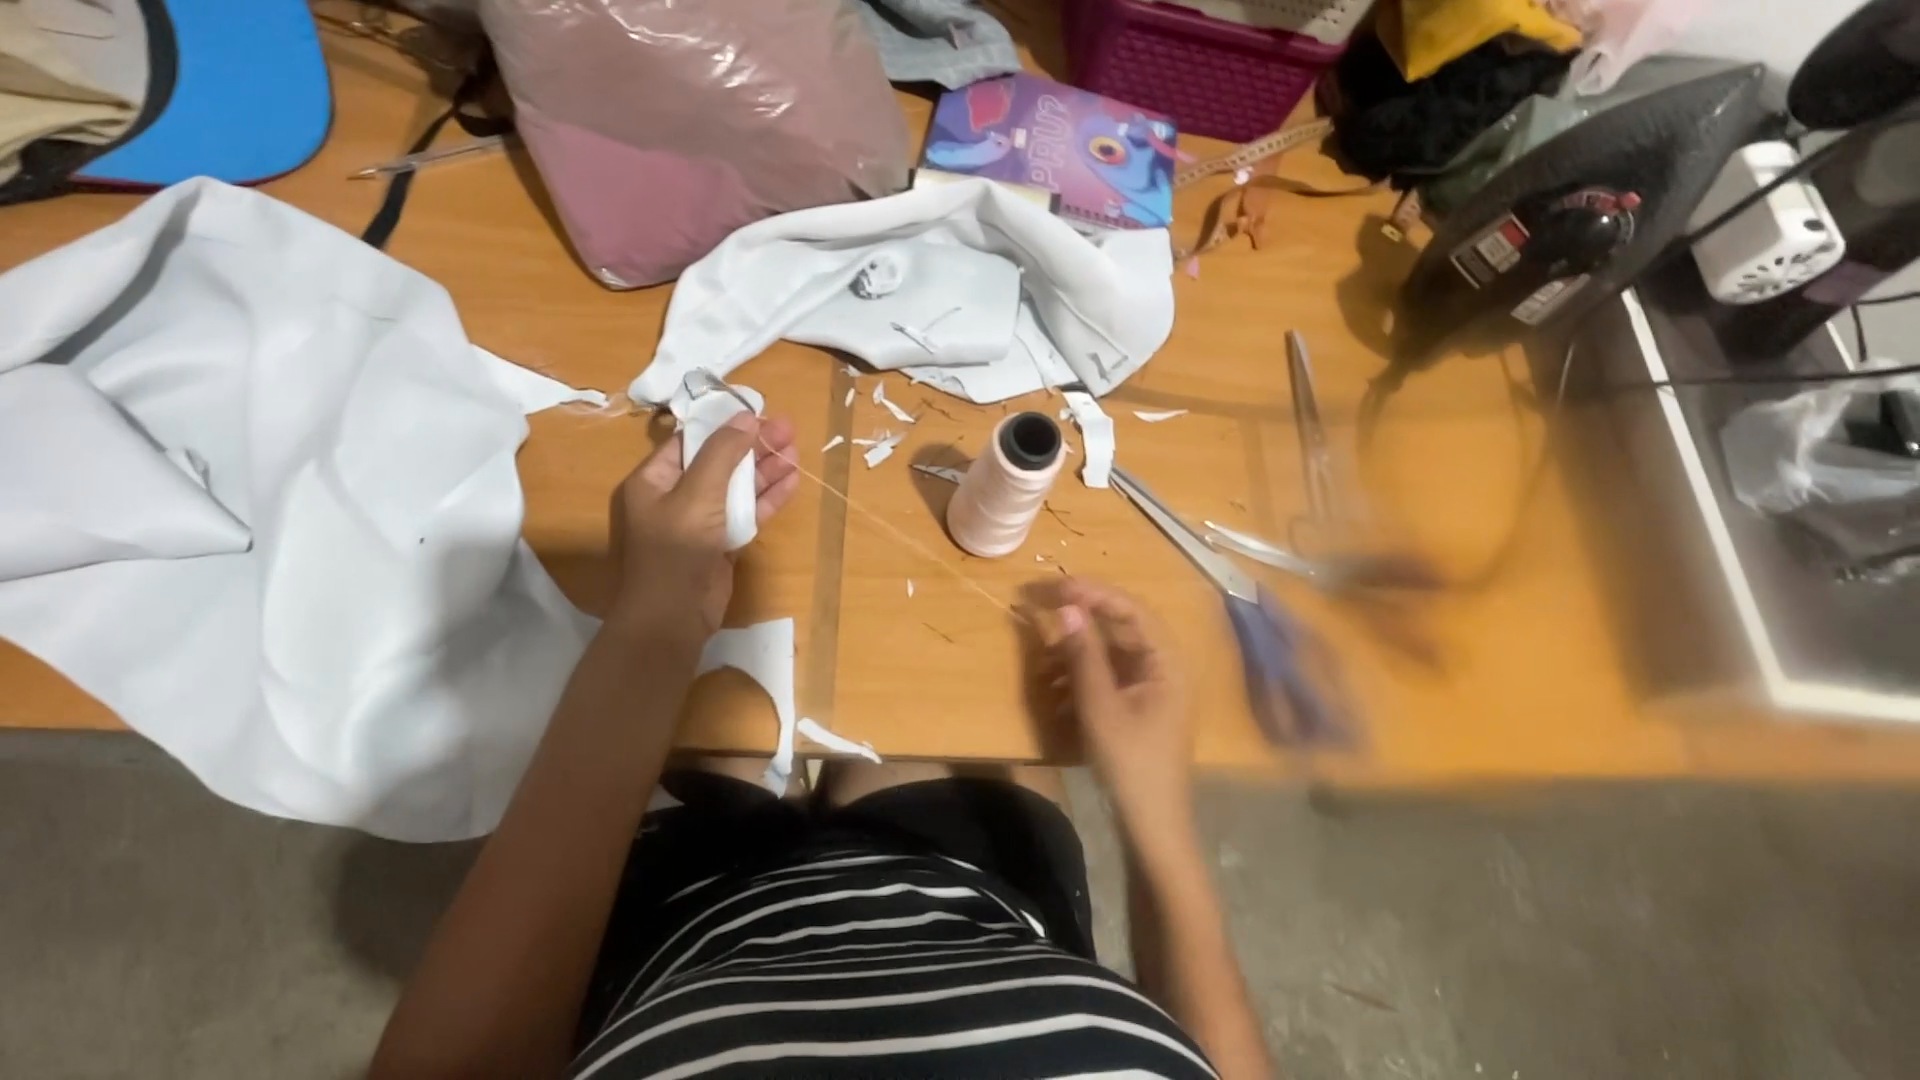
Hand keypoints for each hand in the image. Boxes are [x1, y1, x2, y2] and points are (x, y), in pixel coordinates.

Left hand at [610, 412, 799, 637]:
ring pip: (737, 487)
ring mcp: (701, 521)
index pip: (691, 442)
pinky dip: (768, 498)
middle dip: (753, 446)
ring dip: (765, 470)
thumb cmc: (676, 549)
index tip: (758, 413)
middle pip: (720, 461)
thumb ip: (723, 455)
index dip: (725, 426)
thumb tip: (746, 418)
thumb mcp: (697, 494)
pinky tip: (791, 482)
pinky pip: (747, 513)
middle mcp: (676, 496)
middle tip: (788, 429)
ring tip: (796, 451)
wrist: (674, 615)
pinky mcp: (722, 543)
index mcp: (655, 479)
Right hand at [1046, 578, 1195, 857]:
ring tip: (1042, 657)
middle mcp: (1163, 666)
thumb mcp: (1100, 706)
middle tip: (1041, 604)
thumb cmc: (1131, 763)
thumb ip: (1084, 654)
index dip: (1093, 592)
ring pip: (1110, 652)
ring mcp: (1151, 687)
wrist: (1152, 823)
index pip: (1131, 609)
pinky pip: (1107, 676)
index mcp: (1166, 661)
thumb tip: (1067, 608)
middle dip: (1080, 618)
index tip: (1055, 585)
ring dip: (1076, 650)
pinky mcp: (1137, 706)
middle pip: (1120, 627)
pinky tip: (1054, 688)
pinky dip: (1080, 675)